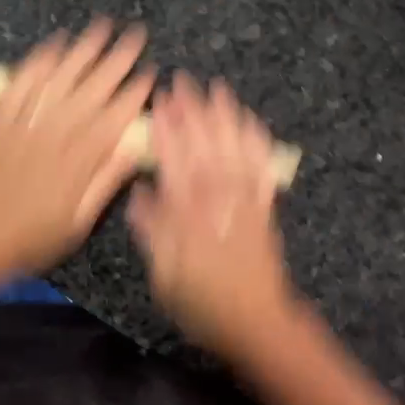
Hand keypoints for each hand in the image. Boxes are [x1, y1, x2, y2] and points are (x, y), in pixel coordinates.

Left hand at [0, 20, 153, 275]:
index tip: (150, 72)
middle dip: (116, 61)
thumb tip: (134, 149)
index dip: (133, 94)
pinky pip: (20, 85)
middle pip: (90, 90)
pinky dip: (38, 63)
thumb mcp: (77, 223)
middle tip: (136, 35)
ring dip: (81, 52)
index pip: (113, 118)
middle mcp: (52, 135)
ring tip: (101, 27)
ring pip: (58, 80)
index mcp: (77, 162)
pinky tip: (53, 45)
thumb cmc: (30, 240)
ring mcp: (23, 125)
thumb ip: (106, 183)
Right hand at [127, 73, 295, 358]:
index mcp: (188, 214)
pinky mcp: (264, 209)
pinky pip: (263, 170)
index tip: (158, 103)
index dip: (166, 130)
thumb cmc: (202, 305)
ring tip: (218, 89)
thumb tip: (140, 194)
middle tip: (184, 82)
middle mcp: (218, 200)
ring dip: (226, 118)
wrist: (256, 322)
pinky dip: (258, 144)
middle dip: (194, 112)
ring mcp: (245, 202)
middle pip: (205, 146)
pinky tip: (252, 123)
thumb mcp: (164, 275)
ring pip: (235, 150)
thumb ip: (153, 231)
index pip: (174, 161)